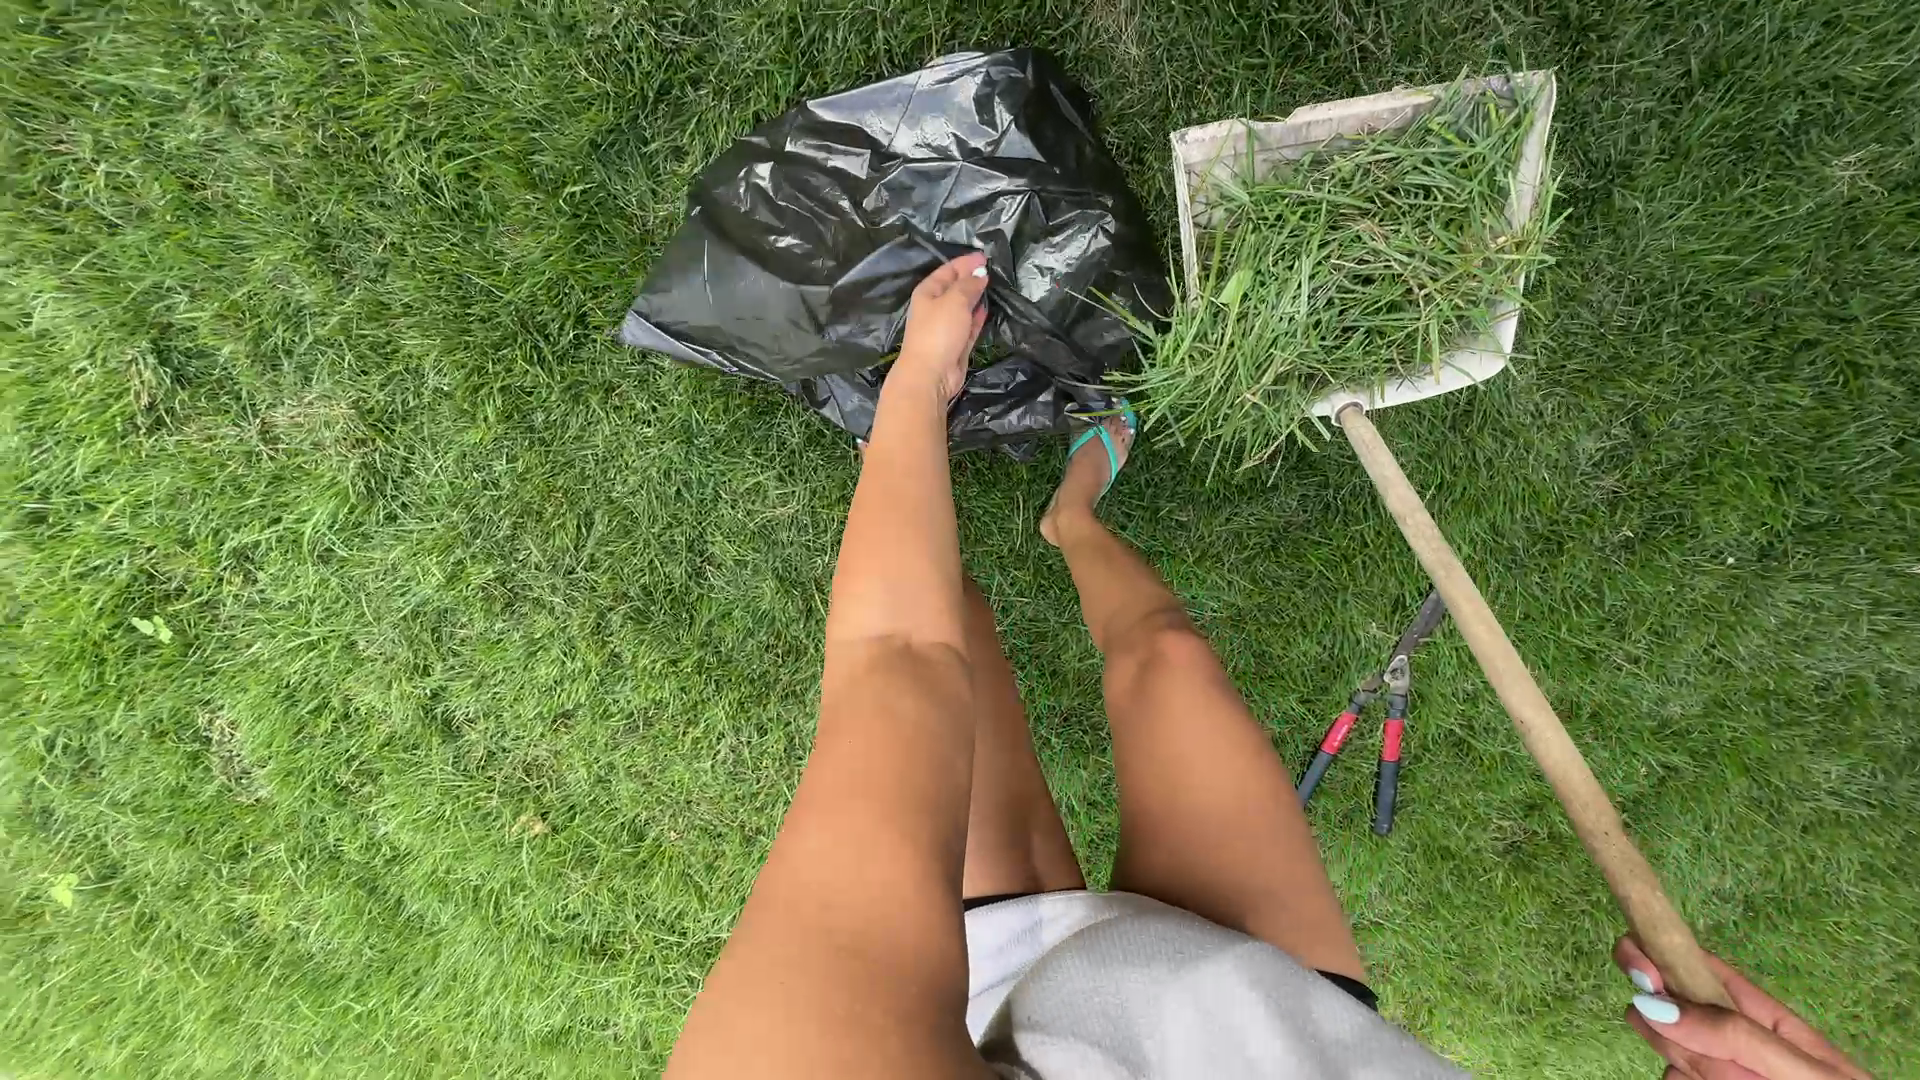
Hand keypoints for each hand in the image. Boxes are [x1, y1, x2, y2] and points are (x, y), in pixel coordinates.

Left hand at [889, 252, 988, 405]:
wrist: (931, 374)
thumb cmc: (938, 332)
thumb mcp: (954, 301)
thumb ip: (969, 285)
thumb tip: (980, 276)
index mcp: (928, 293)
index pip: (948, 271)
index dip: (965, 263)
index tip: (985, 257)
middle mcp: (935, 308)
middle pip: (955, 288)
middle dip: (971, 278)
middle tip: (991, 269)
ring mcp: (946, 327)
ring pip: (963, 307)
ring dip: (975, 297)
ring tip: (992, 286)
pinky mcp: (956, 344)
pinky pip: (969, 325)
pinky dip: (977, 317)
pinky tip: (986, 308)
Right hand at [1615, 936, 1870, 1079]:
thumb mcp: (1807, 1073)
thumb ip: (1737, 1035)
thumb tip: (1651, 1002)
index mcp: (1749, 1007)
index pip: (1684, 958)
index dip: (1649, 952)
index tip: (1642, 975)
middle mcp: (1719, 1027)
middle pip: (1659, 1002)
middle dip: (1676, 1032)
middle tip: (1723, 1069)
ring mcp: (1707, 1057)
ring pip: (1661, 1042)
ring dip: (1690, 1067)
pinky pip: (1669, 1076)